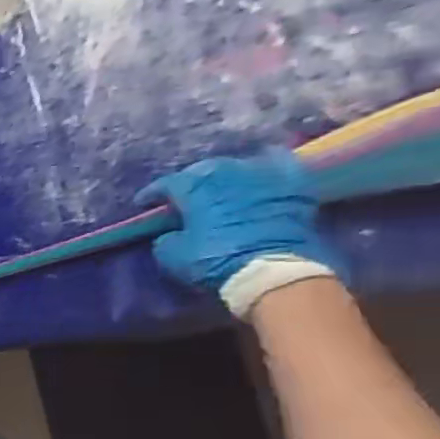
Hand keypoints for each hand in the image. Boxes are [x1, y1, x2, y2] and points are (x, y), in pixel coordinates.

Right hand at [136, 149, 342, 317]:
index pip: (168, 183)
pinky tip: (262, 177)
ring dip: (226, 177)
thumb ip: (167, 238)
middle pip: (205, 170)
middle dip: (191, 181)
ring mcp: (264, 179)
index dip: (154, 193)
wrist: (275, 272)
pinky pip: (279, 170)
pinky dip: (268, 172)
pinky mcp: (295, 190)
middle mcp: (228, 174)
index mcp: (195, 188)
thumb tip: (171, 233)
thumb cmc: (216, 261)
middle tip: (184, 195)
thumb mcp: (172, 255)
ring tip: (219, 188)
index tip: (144, 203)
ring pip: (240, 167)